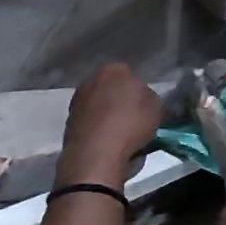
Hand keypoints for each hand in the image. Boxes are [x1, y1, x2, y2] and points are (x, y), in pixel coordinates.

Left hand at [56, 63, 162, 189]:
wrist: (96, 154)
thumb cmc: (131, 124)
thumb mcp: (157, 108)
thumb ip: (149, 98)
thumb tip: (142, 100)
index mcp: (113, 70)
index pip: (130, 75)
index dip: (139, 92)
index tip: (145, 107)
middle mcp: (90, 80)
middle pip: (111, 90)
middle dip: (121, 101)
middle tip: (135, 119)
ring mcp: (76, 102)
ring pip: (100, 107)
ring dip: (109, 117)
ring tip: (123, 136)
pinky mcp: (68, 123)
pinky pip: (92, 124)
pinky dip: (99, 131)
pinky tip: (110, 145)